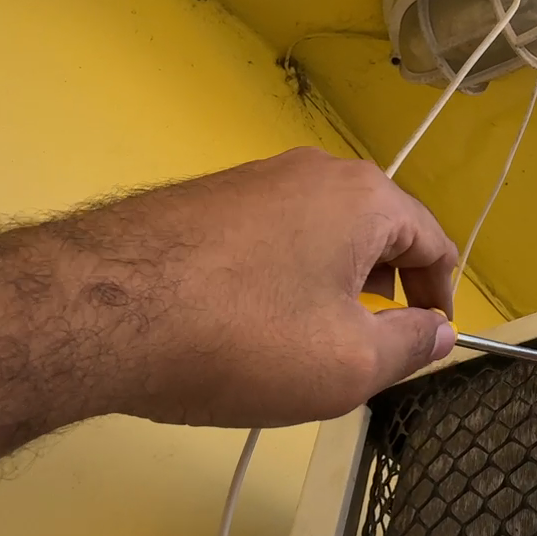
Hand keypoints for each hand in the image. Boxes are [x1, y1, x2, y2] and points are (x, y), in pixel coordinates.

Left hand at [49, 147, 458, 427]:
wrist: (95, 308)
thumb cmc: (244, 337)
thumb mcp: (347, 364)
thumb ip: (411, 346)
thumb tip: (440, 332)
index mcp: (365, 198)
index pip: (433, 241)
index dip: (442, 296)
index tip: (432, 340)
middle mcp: (318, 171)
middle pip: (381, 229)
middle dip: (390, 287)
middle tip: (373, 342)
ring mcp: (259, 177)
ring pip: (327, 229)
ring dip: (339, 279)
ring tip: (314, 332)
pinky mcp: (212, 195)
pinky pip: (278, 230)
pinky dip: (290, 270)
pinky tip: (255, 313)